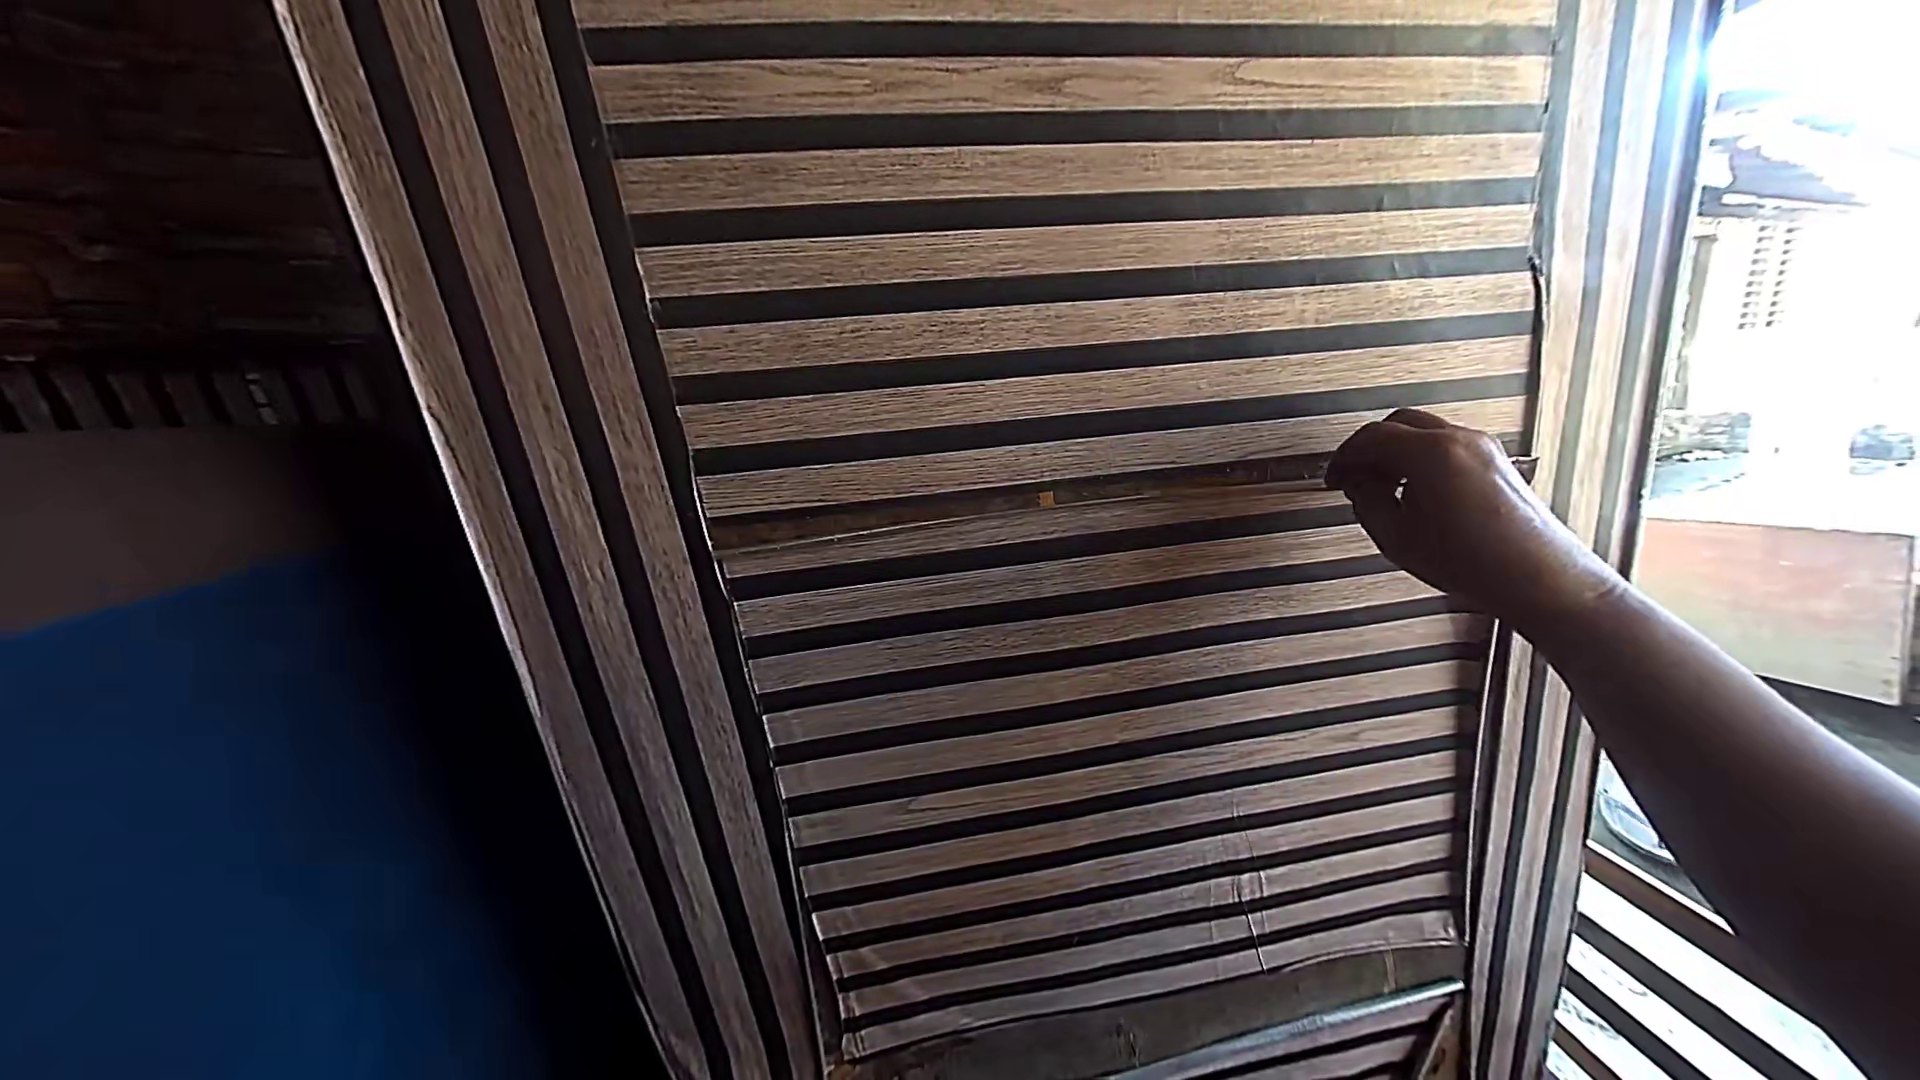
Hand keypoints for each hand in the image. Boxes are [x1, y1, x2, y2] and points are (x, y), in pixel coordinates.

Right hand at [1324, 408, 1622, 625]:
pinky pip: (1444, 444)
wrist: (1535, 576)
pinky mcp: (1494, 461)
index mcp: (1431, 454)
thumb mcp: (1394, 535)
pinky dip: (1418, 457)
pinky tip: (1408, 487)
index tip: (1334, 474)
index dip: (1343, 457)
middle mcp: (1460, 442)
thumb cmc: (1477, 561)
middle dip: (1368, 448)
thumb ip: (1366, 500)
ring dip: (1394, 452)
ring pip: (1422, 431)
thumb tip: (1358, 484)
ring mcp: (1482, 448)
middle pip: (1397, 424)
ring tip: (1379, 484)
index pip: (1370, 437)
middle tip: (1352, 473)